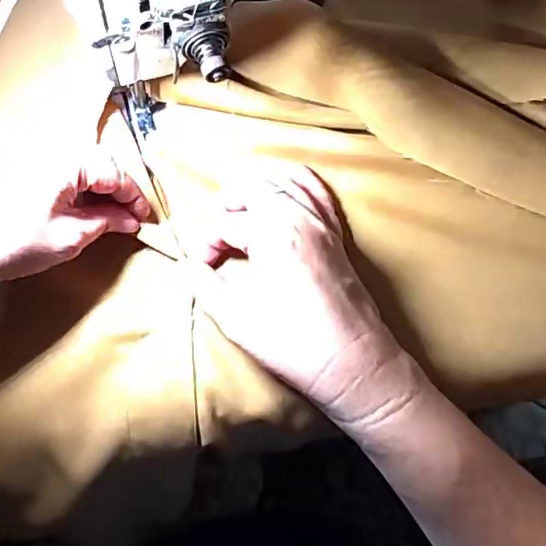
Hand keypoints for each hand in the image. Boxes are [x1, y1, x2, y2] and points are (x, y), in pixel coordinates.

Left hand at [0, 151, 153, 321]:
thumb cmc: (13, 243)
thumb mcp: (69, 236)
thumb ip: (105, 222)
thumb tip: (129, 220)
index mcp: (66, 159)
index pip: (114, 171)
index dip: (134, 196)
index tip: (145, 218)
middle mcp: (49, 147)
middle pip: (98, 160)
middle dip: (117, 189)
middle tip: (129, 218)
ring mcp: (30, 153)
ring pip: (78, 163)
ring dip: (96, 187)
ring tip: (107, 216)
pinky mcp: (17, 165)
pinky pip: (59, 168)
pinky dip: (75, 186)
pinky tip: (80, 207)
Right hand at [194, 167, 428, 434]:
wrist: (355, 366)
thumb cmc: (293, 343)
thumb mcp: (234, 318)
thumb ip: (203, 284)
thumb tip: (190, 266)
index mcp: (273, 233)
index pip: (224, 222)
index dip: (206, 244)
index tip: (203, 268)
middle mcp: (300, 217)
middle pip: (251, 187)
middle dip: (224, 208)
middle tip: (215, 239)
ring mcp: (323, 222)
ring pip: (282, 180)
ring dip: (254, 191)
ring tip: (239, 215)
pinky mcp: (337, 233)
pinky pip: (315, 189)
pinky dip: (292, 183)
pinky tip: (279, 195)